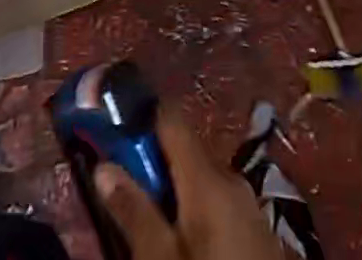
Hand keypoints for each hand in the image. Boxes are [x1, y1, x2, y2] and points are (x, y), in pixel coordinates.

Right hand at [96, 109, 285, 259]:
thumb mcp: (161, 259)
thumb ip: (133, 211)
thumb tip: (104, 166)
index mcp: (207, 177)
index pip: (170, 117)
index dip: (140, 116)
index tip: (113, 128)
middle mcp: (231, 179)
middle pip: (183, 152)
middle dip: (151, 165)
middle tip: (123, 191)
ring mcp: (248, 205)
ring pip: (199, 180)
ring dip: (172, 191)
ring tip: (149, 222)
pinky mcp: (257, 231)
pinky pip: (217, 203)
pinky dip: (193, 210)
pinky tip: (184, 241)